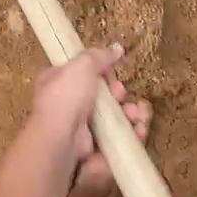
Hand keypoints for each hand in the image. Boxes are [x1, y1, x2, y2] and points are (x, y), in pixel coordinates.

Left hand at [31, 45, 151, 174]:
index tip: (112, 72)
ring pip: (114, 117)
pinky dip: (132, 133)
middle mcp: (67, 104)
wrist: (62, 139)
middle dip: (119, 94)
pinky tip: (139, 130)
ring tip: (135, 115)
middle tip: (121, 94)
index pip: (82, 73)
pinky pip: (119, 137)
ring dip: (130, 114)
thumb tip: (117, 48)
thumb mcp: (81, 65)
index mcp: (57, 82)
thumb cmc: (67, 96)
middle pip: (102, 96)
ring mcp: (81, 128)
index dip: (100, 72)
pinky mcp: (96, 147)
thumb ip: (99, 56)